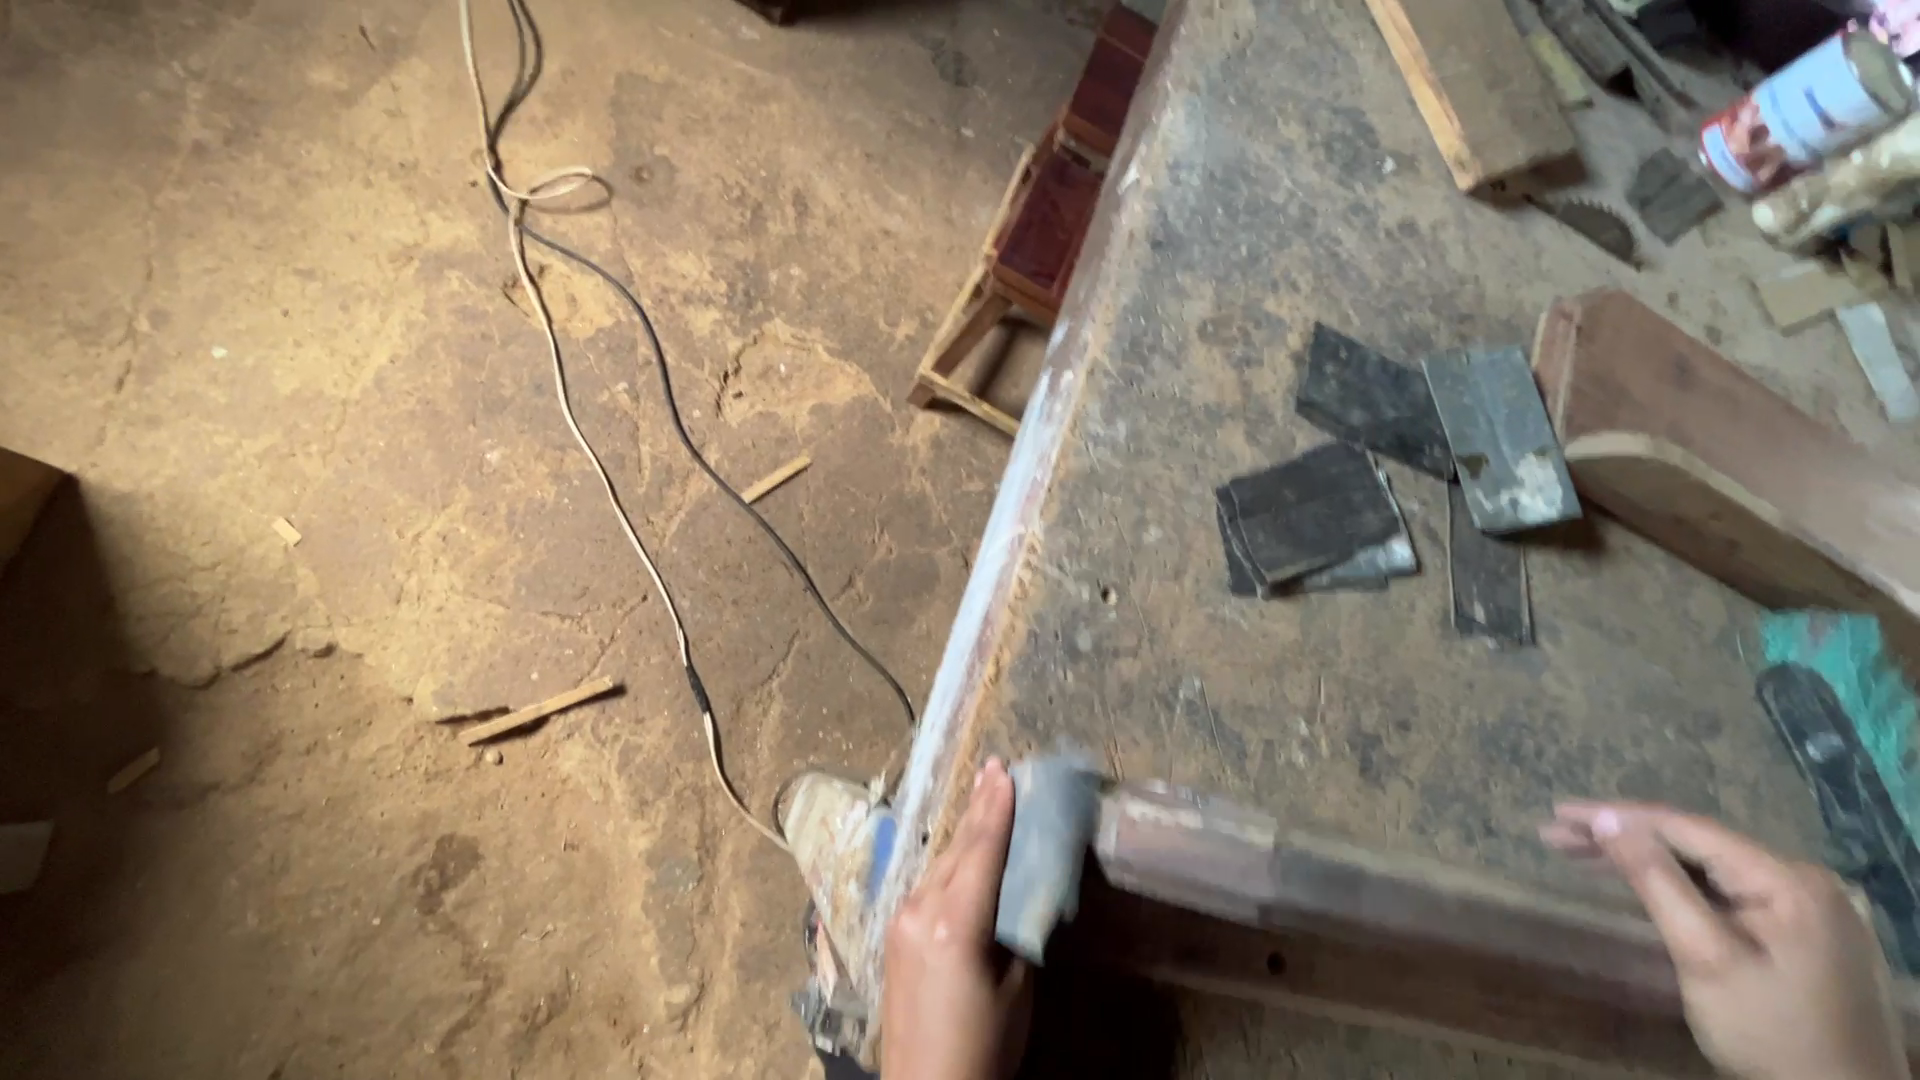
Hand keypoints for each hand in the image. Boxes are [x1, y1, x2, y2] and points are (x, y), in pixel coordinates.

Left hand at [882, 757, 1032, 1079]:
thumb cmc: (983, 1046)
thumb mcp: (1016, 989)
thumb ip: (1014, 932)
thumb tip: (1016, 898)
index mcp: (955, 922)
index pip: (983, 850)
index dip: (998, 808)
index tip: (1004, 771)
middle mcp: (921, 909)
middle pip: (957, 848)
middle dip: (978, 807)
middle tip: (992, 768)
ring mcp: (901, 920)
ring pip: (940, 863)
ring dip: (964, 832)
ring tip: (981, 797)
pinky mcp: (893, 934)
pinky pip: (927, 884)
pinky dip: (949, 861)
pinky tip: (960, 851)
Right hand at [1542, 801, 1909, 1079]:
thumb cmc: (1770, 1032)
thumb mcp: (1704, 954)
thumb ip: (1655, 880)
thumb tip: (1604, 819)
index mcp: (1788, 881)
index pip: (1684, 828)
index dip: (1615, 815)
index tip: (1556, 812)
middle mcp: (1800, 881)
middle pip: (1691, 844)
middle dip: (1619, 835)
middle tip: (1554, 833)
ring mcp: (1803, 907)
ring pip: (1701, 865)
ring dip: (1639, 856)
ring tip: (1576, 850)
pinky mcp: (1795, 930)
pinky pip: (1720, 889)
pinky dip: (1670, 881)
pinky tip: (1633, 877)